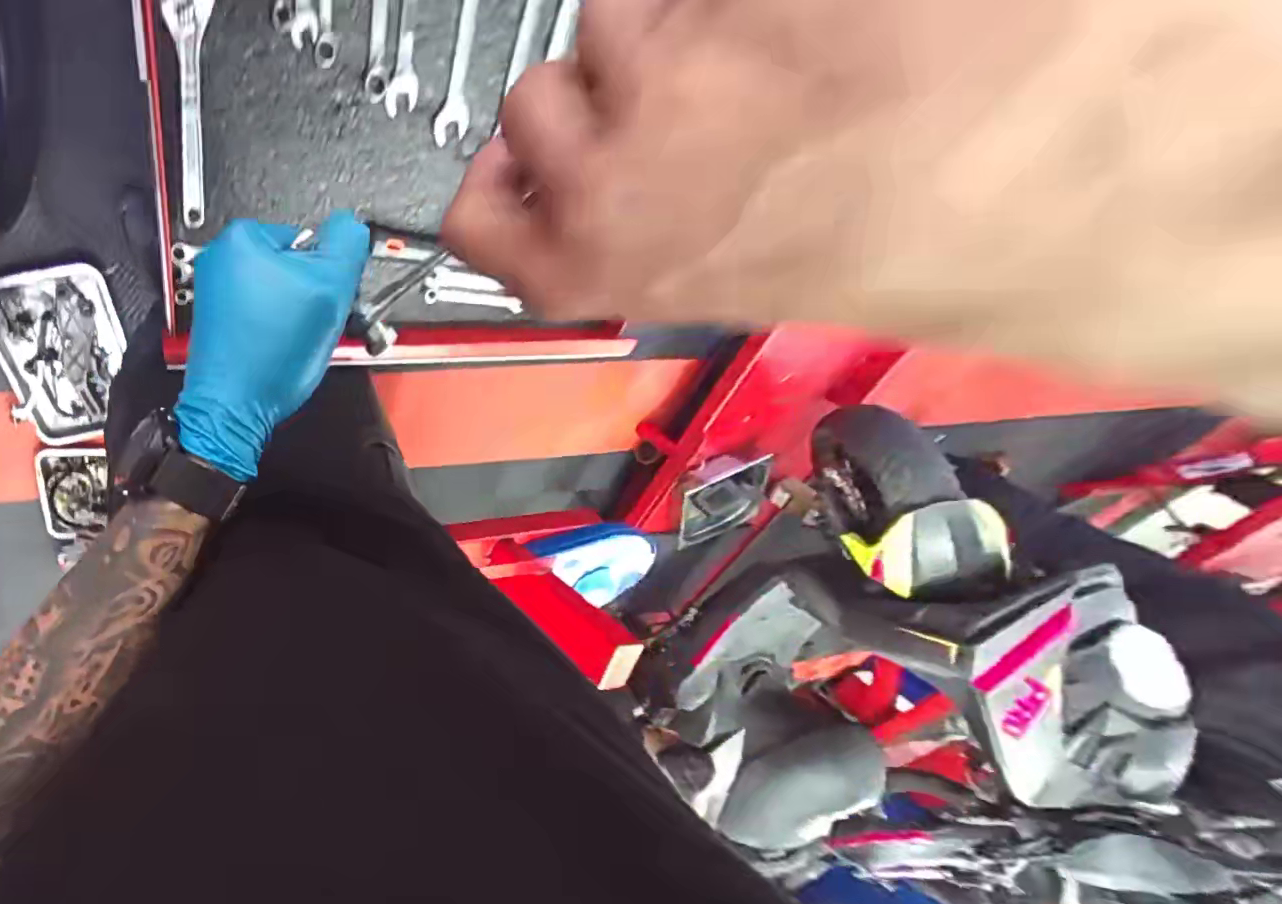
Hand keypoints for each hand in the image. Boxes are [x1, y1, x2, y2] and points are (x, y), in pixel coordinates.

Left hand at [175, 211, 370, 481]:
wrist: (232, 410)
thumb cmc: (268, 358)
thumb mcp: (328, 290)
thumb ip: (346, 246)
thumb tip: (351, 225)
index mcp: (244, 237)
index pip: (312, 238)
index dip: (329, 273)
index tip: (326, 299)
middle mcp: (223, 259)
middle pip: (294, 266)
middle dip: (310, 296)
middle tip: (309, 324)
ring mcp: (218, 293)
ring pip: (280, 294)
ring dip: (295, 316)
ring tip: (290, 341)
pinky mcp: (221, 322)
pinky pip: (263, 316)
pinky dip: (276, 331)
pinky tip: (276, 349)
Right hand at [442, 0, 1281, 413]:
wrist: (1026, 173)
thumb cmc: (854, 249)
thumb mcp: (682, 285)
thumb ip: (592, 242)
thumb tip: (559, 193)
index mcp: (583, 267)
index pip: (469, 219)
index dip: (493, 187)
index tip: (520, 173)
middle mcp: (597, 179)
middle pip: (525, 105)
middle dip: (585, 101)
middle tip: (663, 115)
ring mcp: (661, 74)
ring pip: (606, 20)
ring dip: (658, 34)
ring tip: (746, 64)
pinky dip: (721, 7)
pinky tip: (788, 31)